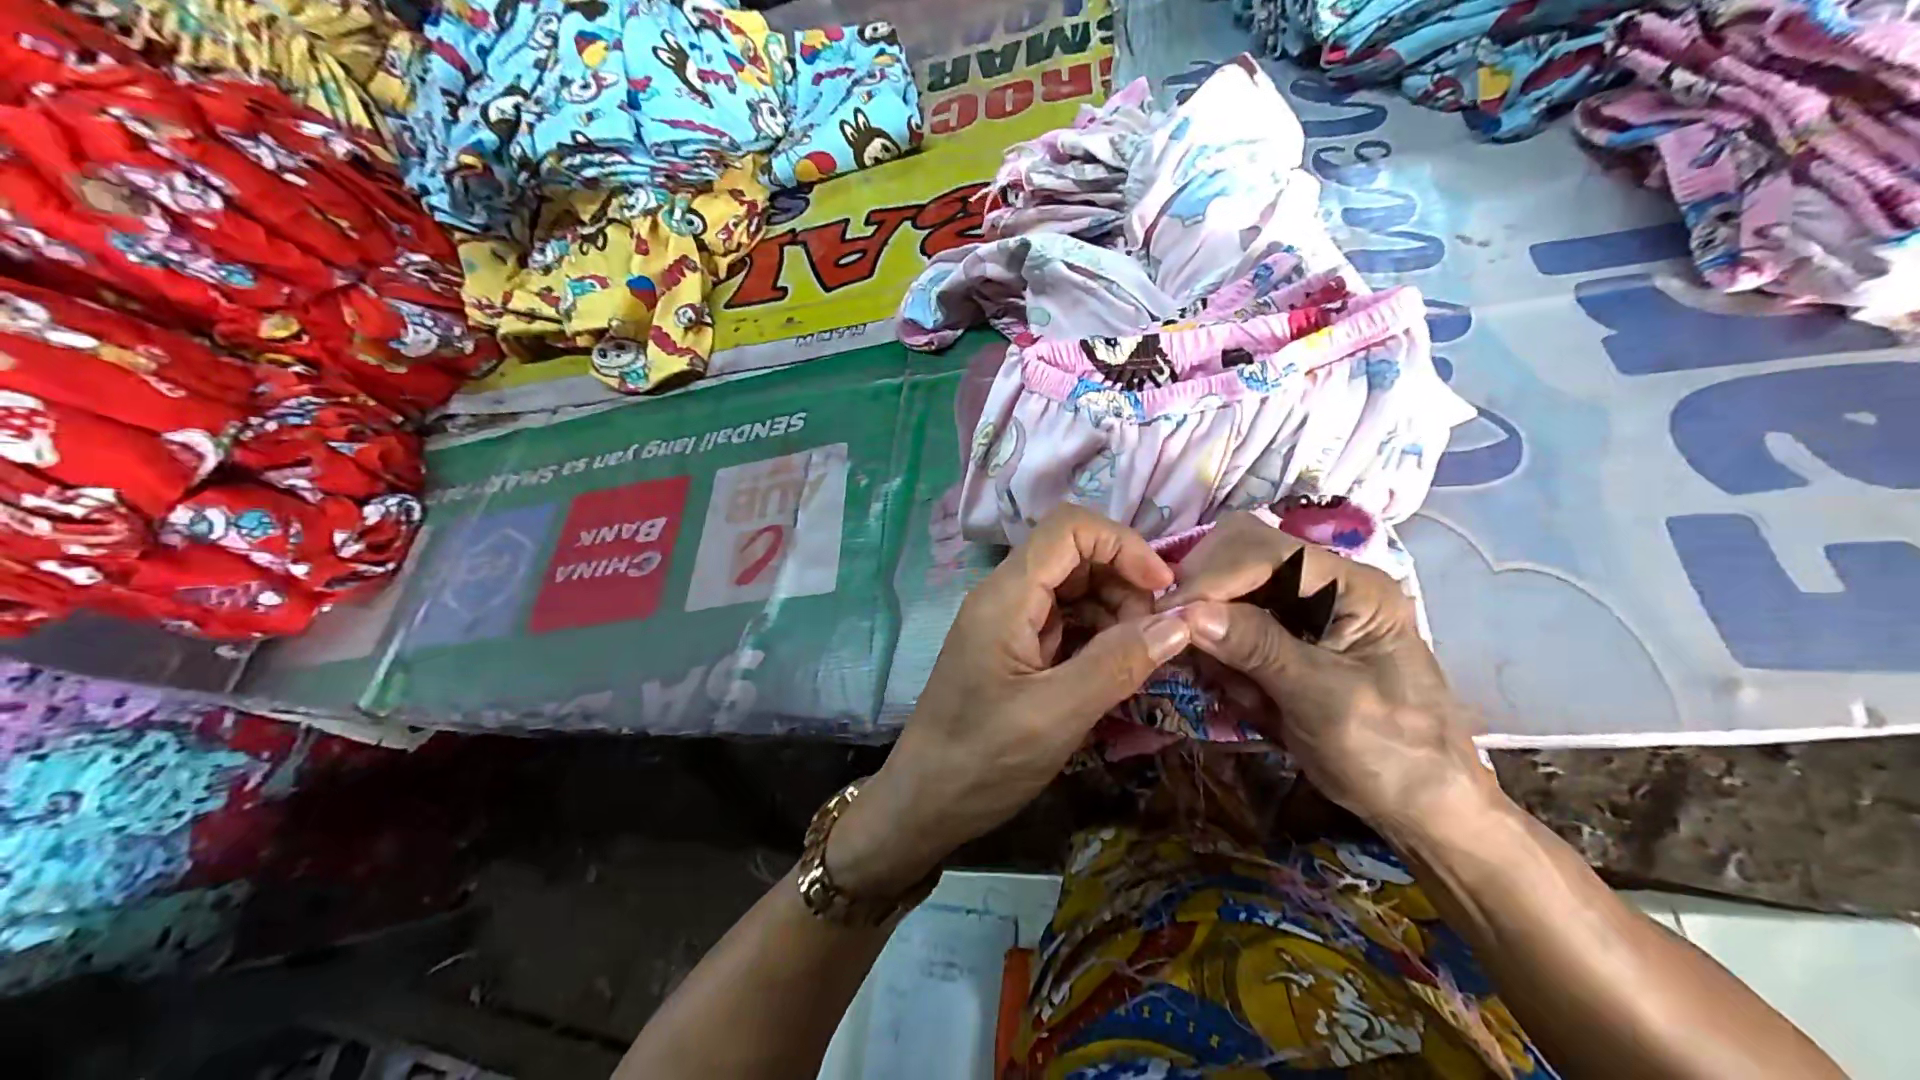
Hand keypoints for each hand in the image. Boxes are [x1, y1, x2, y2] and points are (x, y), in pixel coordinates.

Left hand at [829, 506, 1191, 896]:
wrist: (924, 802)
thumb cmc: (983, 759)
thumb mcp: (1058, 714)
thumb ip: (1118, 663)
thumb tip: (1181, 623)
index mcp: (1005, 596)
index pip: (1068, 527)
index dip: (1121, 544)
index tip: (1162, 590)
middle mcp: (1004, 596)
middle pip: (1074, 554)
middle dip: (1123, 581)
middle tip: (1154, 634)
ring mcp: (1007, 622)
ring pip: (1072, 587)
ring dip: (1114, 609)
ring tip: (1138, 656)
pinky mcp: (1014, 648)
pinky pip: (1064, 620)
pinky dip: (1096, 633)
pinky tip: (1115, 665)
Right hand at [1158, 513, 1491, 834]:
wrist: (1422, 806)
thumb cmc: (1390, 754)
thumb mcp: (1324, 702)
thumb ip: (1260, 649)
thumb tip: (1188, 614)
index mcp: (1353, 586)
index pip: (1265, 552)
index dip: (1212, 577)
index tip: (1168, 617)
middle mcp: (1325, 583)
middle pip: (1240, 553)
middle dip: (1205, 594)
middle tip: (1181, 642)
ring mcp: (1303, 608)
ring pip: (1228, 586)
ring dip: (1210, 628)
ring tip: (1225, 681)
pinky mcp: (1285, 635)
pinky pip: (1230, 623)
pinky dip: (1218, 650)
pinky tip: (1235, 688)